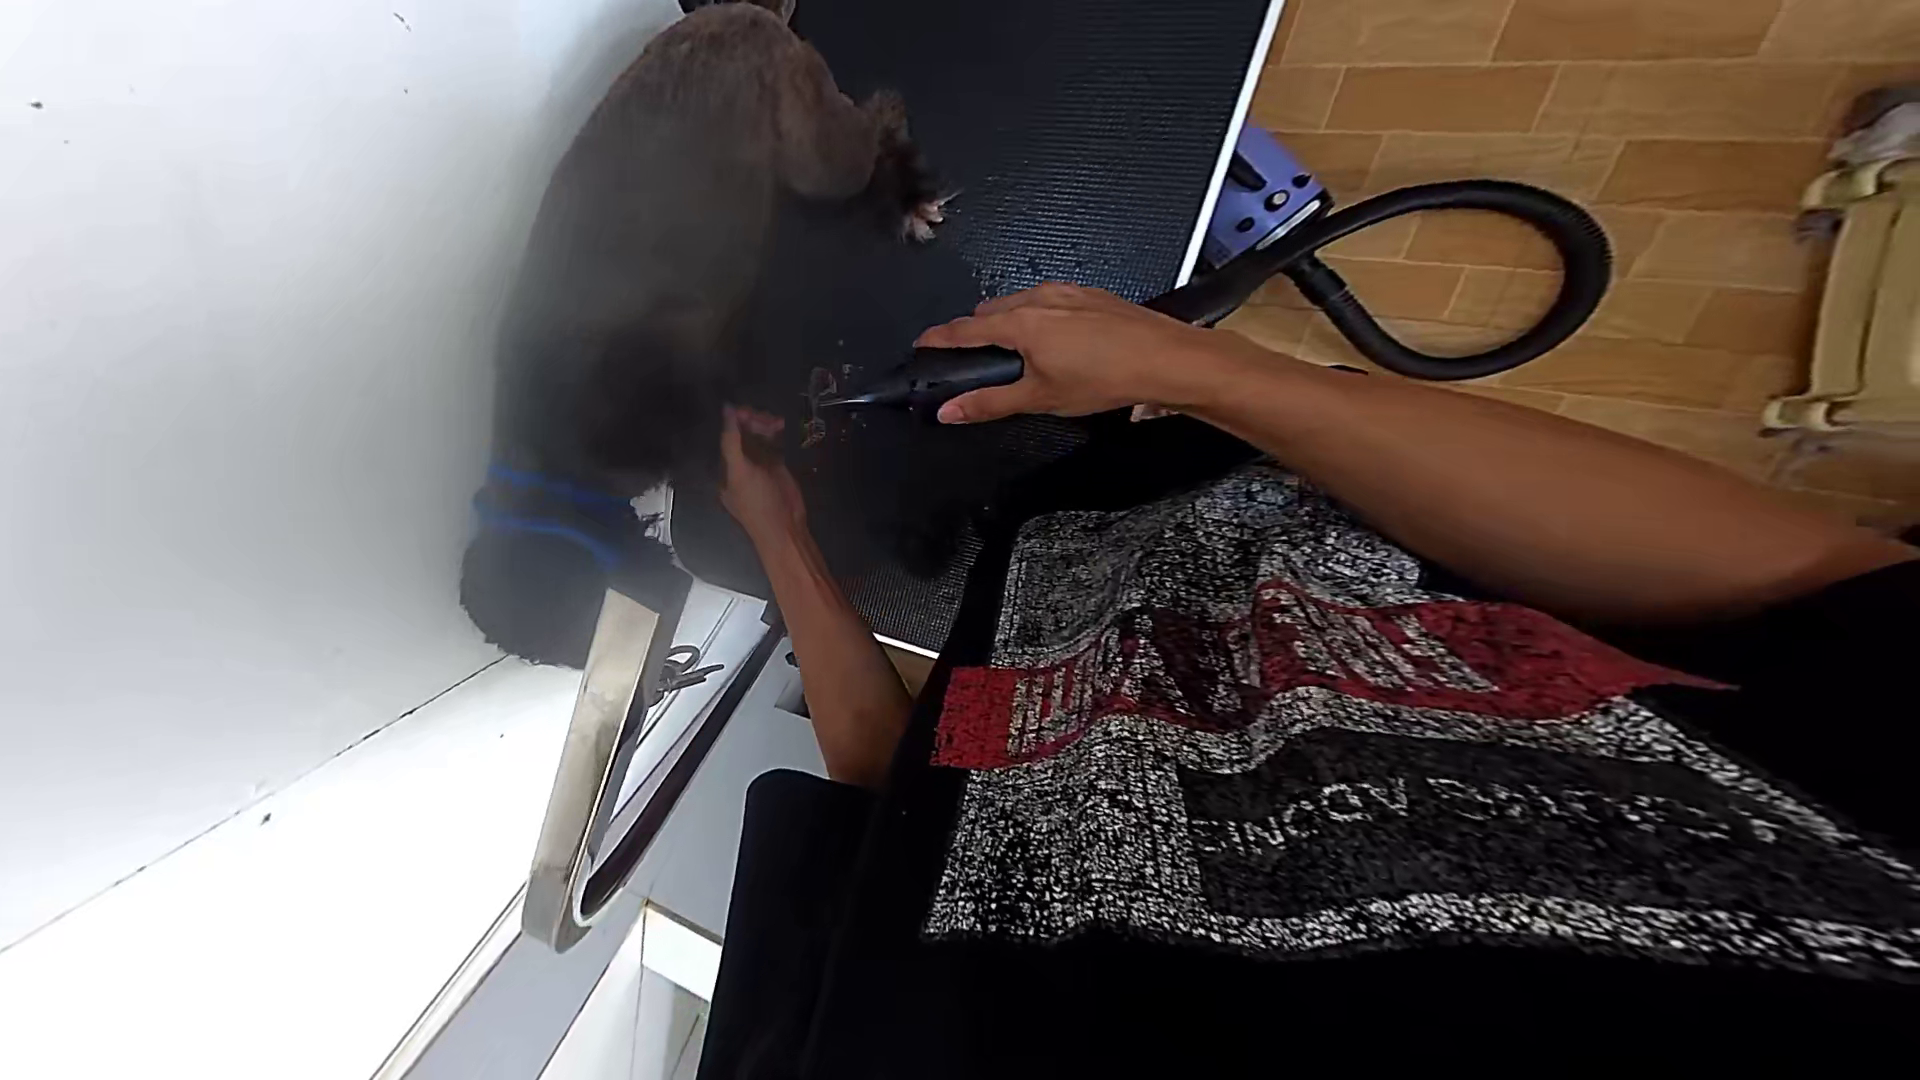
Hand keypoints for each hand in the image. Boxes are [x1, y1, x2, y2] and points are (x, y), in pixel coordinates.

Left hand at [719, 406, 806, 543]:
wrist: (784, 526)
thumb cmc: (757, 504)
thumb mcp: (740, 473)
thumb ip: (731, 441)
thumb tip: (727, 410)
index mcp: (726, 467)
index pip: (728, 437)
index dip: (736, 422)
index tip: (747, 411)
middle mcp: (741, 464)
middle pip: (743, 434)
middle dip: (753, 422)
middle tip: (767, 419)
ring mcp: (759, 465)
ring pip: (758, 437)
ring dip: (765, 425)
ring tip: (776, 421)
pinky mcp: (776, 466)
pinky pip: (773, 444)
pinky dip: (775, 433)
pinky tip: (780, 426)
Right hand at [913, 282, 1254, 423]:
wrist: (1164, 359)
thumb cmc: (1104, 378)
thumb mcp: (1039, 398)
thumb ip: (989, 402)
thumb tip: (950, 411)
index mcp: (1019, 322)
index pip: (963, 330)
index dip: (938, 339)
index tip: (922, 344)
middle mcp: (1039, 298)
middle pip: (989, 312)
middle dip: (974, 334)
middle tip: (976, 363)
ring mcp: (1066, 292)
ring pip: (1018, 304)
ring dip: (1006, 324)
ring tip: (1016, 356)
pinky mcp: (1088, 294)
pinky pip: (1046, 301)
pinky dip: (1035, 318)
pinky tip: (1052, 342)